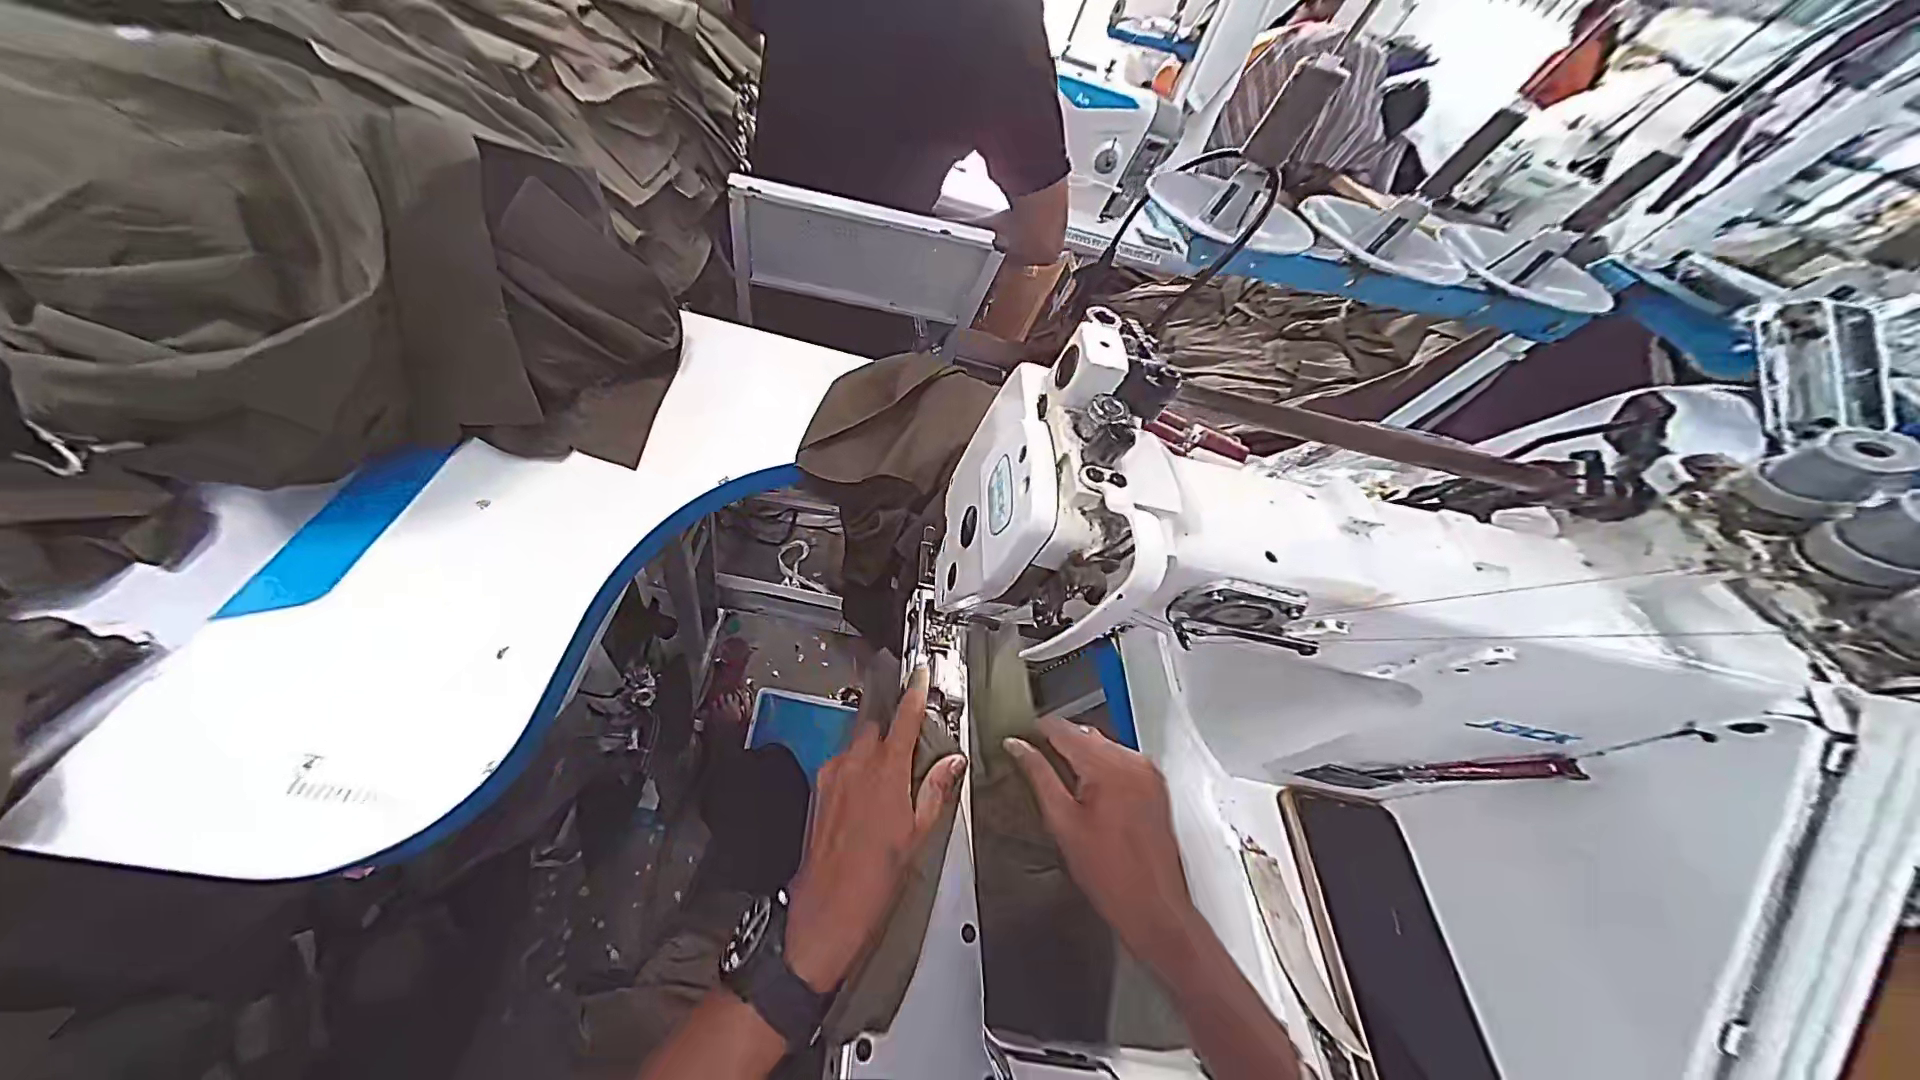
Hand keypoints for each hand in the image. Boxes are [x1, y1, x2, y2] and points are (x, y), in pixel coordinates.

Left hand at [784, 668, 965, 992]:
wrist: (826, 913)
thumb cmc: (874, 880)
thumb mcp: (918, 835)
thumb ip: (935, 789)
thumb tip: (952, 762)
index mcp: (885, 772)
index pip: (903, 719)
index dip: (914, 693)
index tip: (920, 676)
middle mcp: (854, 765)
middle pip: (877, 725)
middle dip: (894, 727)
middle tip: (912, 745)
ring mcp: (832, 776)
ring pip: (858, 743)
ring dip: (875, 748)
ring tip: (891, 778)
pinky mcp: (818, 789)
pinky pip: (842, 762)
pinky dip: (857, 766)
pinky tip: (868, 794)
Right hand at [1004, 718, 1199, 969]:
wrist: (1154, 908)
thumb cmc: (1112, 877)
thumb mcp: (1062, 822)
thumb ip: (1038, 776)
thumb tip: (1018, 748)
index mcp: (1108, 767)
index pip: (1063, 729)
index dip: (1037, 730)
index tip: (1020, 736)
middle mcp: (1133, 763)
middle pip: (1084, 734)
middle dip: (1058, 744)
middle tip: (1033, 760)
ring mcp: (1148, 773)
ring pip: (1103, 745)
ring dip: (1080, 755)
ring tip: (1058, 781)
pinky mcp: (1155, 786)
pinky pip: (1121, 761)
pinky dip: (1101, 767)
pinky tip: (1088, 792)